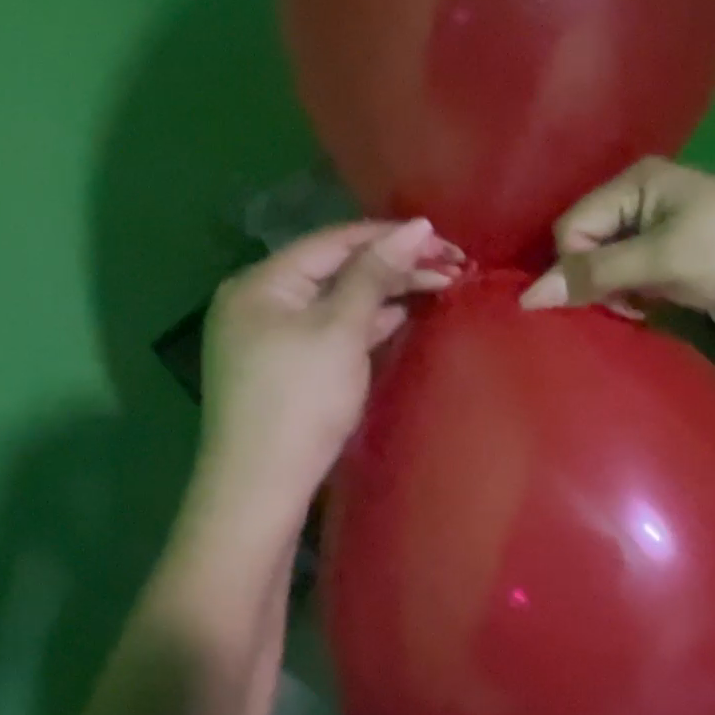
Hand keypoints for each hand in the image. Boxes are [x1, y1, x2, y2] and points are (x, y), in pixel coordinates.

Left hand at [198, 218, 461, 510]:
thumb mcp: (342, 329)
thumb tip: (419, 225)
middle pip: (338, 267)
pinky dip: (368, 319)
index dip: (391, 236)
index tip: (444, 238)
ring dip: (388, 291)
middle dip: (396, 264)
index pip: (335, 240)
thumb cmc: (301, 399)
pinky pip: (333, 326)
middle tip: (454, 265)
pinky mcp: (287, 364)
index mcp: (262, 282)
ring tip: (441, 284)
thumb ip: (378, 273)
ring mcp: (272, 334)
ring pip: (339, 298)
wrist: (260, 490)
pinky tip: (404, 313)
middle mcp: (261, 299)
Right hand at [518, 158, 714, 317]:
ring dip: (616, 289)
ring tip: (641, 310)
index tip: (606, 301)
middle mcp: (641, 192)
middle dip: (596, 279)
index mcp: (635, 180)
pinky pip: (633, 267)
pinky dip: (635, 290)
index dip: (574, 267)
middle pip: (587, 240)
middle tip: (626, 308)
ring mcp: (659, 219)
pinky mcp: (674, 244)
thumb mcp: (661, 263)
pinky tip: (650, 308)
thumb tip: (527, 296)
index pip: (573, 225)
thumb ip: (595, 275)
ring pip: (609, 258)